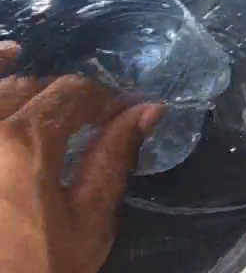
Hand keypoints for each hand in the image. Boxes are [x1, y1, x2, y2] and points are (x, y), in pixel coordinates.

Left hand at [0, 42, 160, 272]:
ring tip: (22, 78)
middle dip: (54, 95)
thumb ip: (113, 160)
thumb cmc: (33, 271)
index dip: (104, 101)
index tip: (121, 115)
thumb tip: (146, 109)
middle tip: (76, 115)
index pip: (73, 96)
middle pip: (19, 90)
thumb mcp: (85, 224)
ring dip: (5, 83)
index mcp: (21, 147)